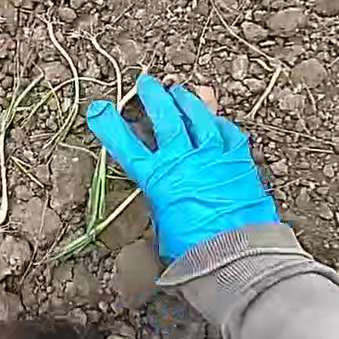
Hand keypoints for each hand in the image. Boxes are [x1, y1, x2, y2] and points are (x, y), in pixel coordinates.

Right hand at [86, 74, 279, 262]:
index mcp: (158, 178)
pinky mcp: (238, 160)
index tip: (99, 109)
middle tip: (146, 83)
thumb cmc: (196, 253)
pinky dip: (218, 122)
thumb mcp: (164, 230)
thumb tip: (162, 203)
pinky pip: (228, 131)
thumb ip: (161, 206)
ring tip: (179, 90)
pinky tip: (215, 118)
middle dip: (152, 96)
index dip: (110, 125)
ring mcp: (213, 155)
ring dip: (186, 100)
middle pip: (165, 117)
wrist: (238, 256)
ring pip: (198, 115)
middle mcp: (184, 159)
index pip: (126, 145)